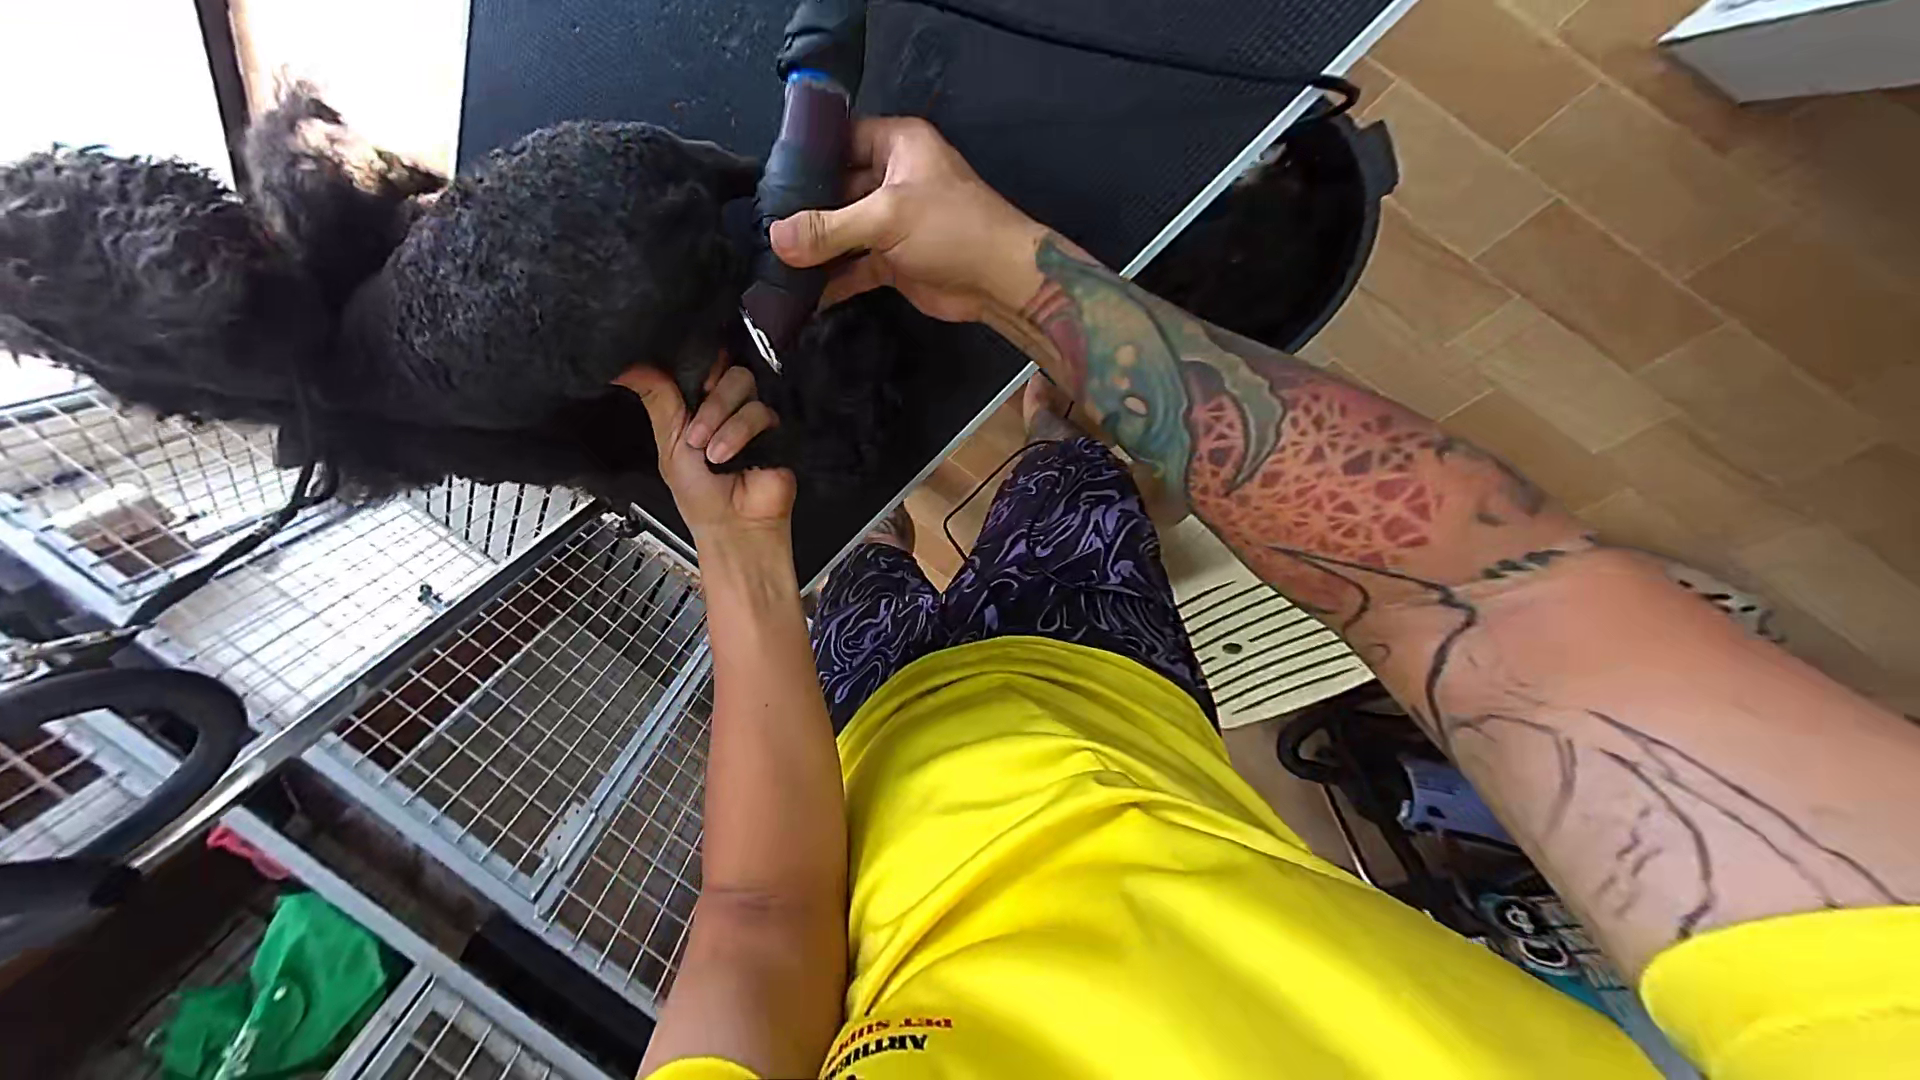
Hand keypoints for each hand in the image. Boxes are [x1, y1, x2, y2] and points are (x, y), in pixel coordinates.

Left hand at [615, 359, 795, 539]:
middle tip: (695, 436)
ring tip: (712, 454)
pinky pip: (761, 411)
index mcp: (704, 407)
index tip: (685, 390)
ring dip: (721, 422)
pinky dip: (739, 433)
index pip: (704, 366)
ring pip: (744, 386)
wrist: (730, 524)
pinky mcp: (777, 430)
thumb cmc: (702, 495)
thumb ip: (658, 401)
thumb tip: (630, 368)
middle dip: (708, 403)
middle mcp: (732, 408)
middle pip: (728, 370)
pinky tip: (729, 457)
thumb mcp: (667, 443)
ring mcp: (755, 418)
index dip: (696, 368)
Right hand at [768, 117, 1047, 321]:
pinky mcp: (895, 262)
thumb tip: (778, 238)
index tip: (771, 180)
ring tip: (777, 265)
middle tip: (765, 231)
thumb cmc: (952, 229)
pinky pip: (856, 268)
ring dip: (818, 252)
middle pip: (837, 191)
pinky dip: (835, 281)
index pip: (841, 140)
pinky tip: (806, 294)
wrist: (998, 281)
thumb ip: (831, 228)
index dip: (808, 156)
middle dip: (806, 213)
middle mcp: (893, 180)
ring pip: (845, 234)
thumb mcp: (887, 218)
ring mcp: (893, 225)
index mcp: (897, 145)